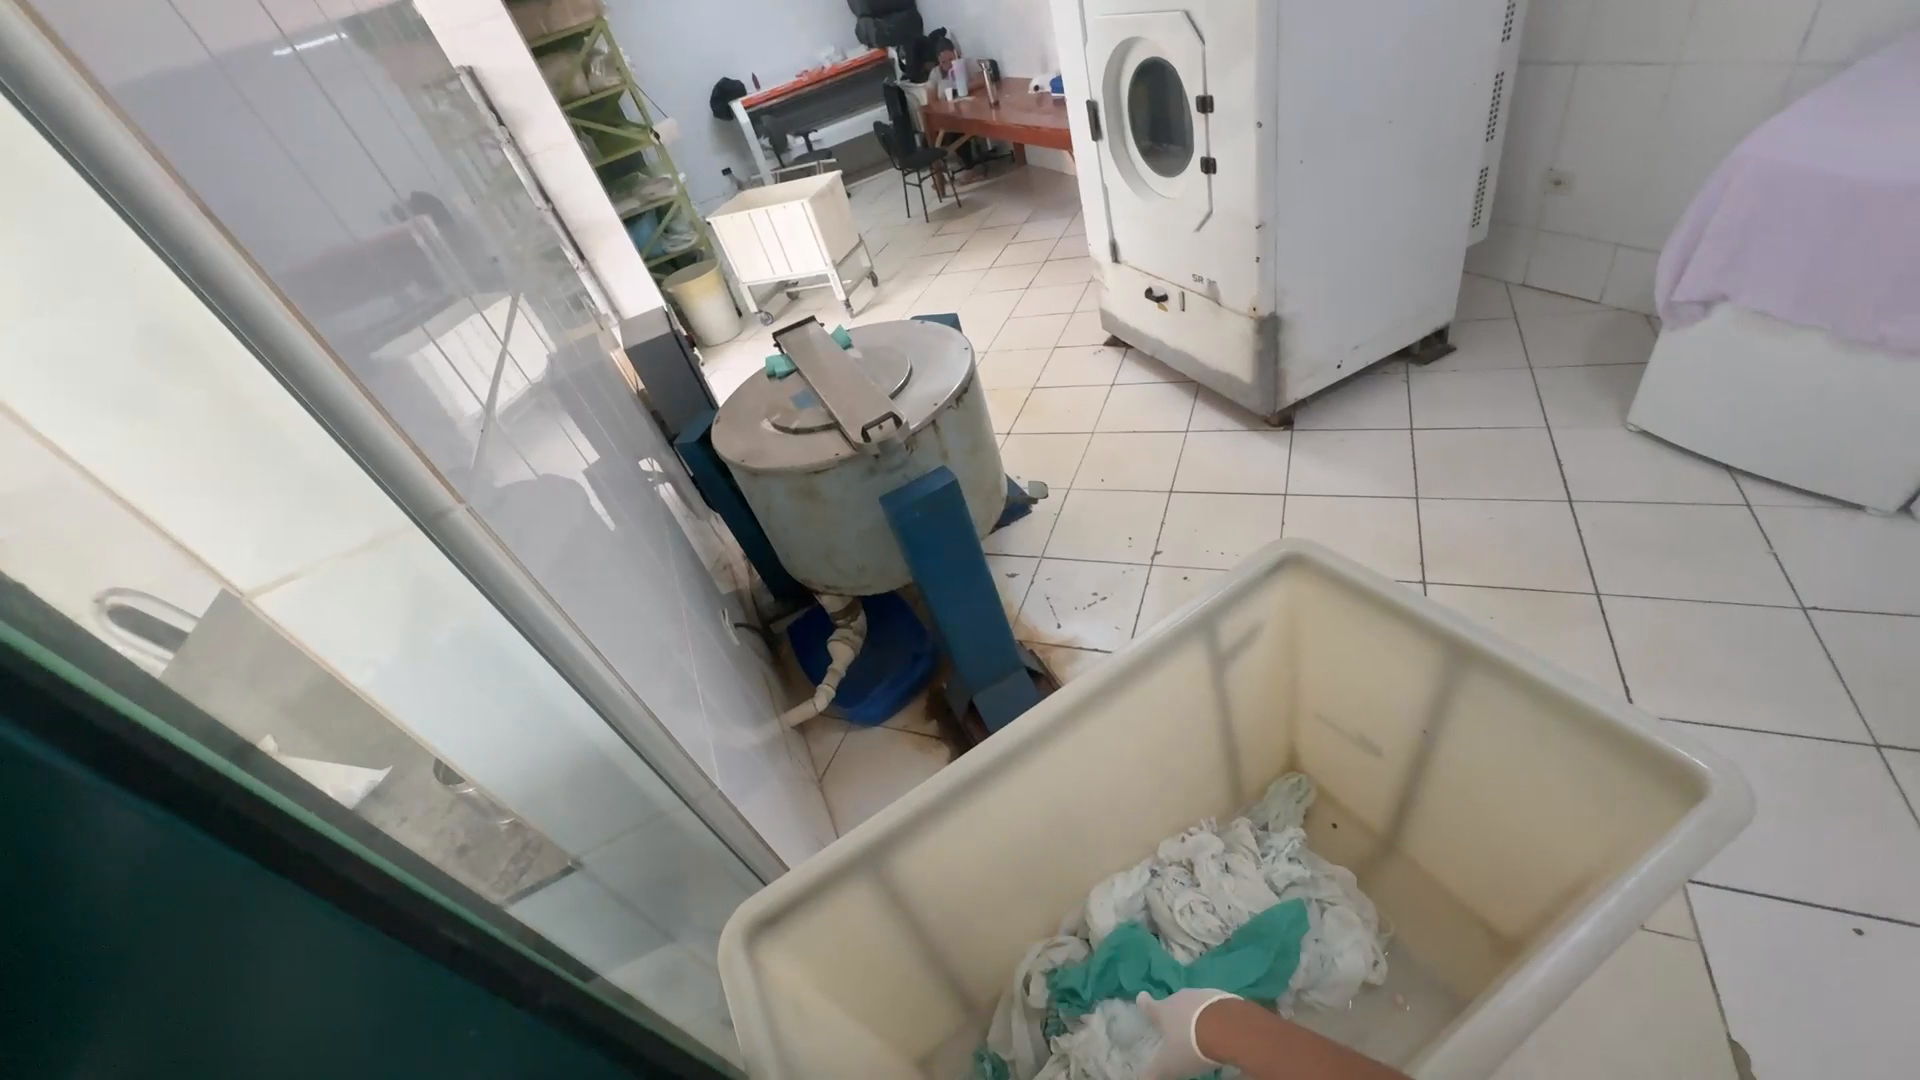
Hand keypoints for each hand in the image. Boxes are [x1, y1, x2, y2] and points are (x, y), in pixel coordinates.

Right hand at [1135, 989, 1237, 1079]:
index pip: (1148, 1005)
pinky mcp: (1221, 996)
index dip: (1144, 1003)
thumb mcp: (1170, 1064)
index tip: (1142, 998)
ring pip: (1194, 1004)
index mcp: (1163, 1011)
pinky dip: (1214, 1015)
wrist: (1226, 1027)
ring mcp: (1201, 994)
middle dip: (1175, 1015)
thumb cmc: (1191, 1045)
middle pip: (1173, 1004)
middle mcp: (1179, 998)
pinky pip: (1214, 1005)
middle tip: (1178, 1030)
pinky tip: (1220, 1029)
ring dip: (1196, 1015)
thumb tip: (1141, 1078)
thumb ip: (1154, 1072)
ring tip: (1202, 1032)